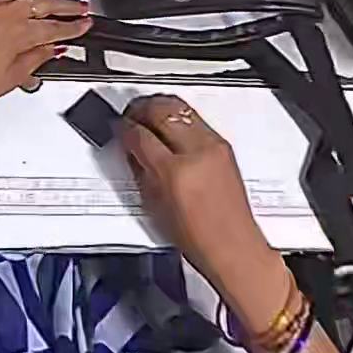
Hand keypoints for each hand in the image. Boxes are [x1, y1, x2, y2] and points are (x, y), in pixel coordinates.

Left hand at [0, 0, 90, 109]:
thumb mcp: (12, 78)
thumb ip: (37, 59)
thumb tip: (52, 50)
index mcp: (20, 33)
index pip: (56, 26)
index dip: (74, 26)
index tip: (84, 24)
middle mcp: (5, 12)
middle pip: (45, 2)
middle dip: (67, 5)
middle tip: (79, 7)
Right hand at [119, 94, 282, 304]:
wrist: (234, 247)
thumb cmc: (199, 238)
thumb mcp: (155, 207)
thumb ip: (140, 170)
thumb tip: (130, 147)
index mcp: (175, 173)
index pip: (140, 136)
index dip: (123, 128)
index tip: (118, 127)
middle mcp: (197, 153)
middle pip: (161, 110)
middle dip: (140, 108)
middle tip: (130, 114)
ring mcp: (213, 145)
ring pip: (179, 107)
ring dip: (159, 106)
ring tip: (147, 113)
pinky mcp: (224, 144)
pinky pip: (195, 117)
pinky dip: (177, 114)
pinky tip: (169, 123)